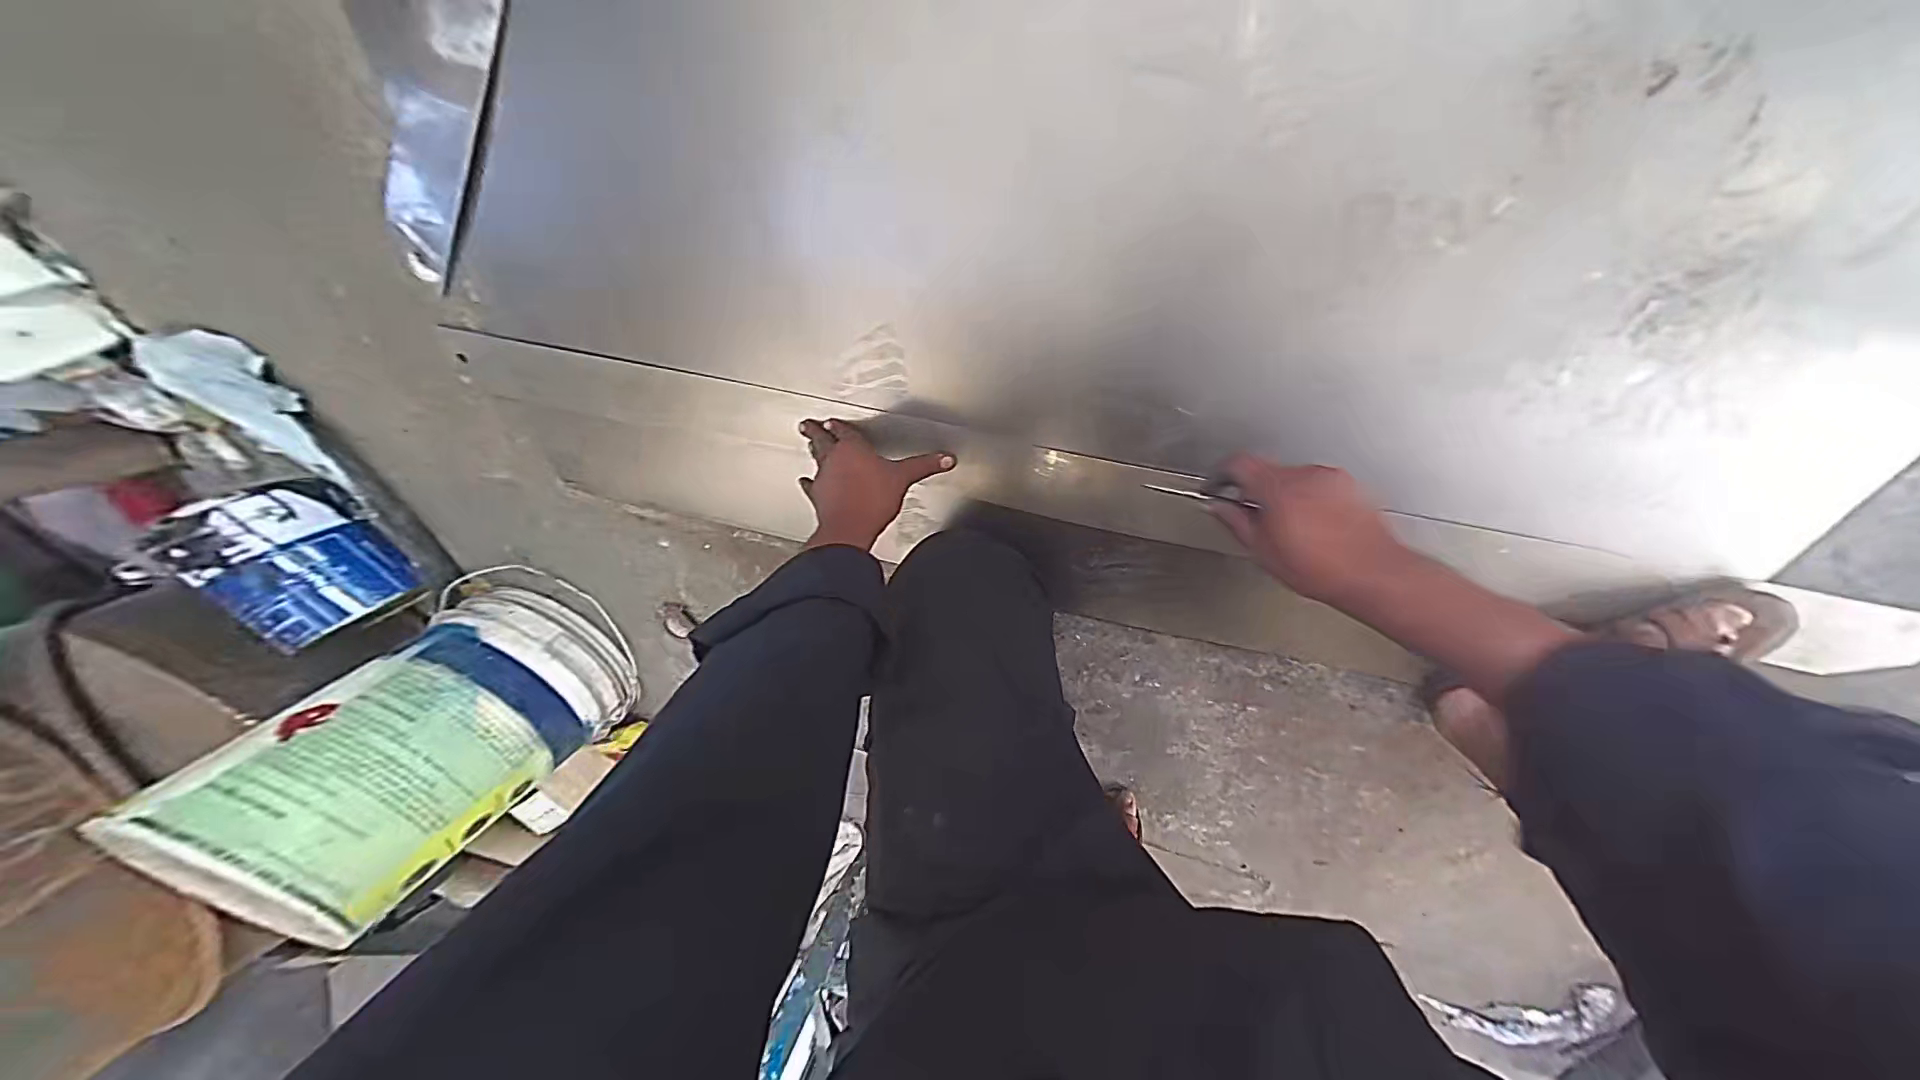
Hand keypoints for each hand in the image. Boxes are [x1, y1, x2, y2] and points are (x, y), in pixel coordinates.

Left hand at [799, 419, 955, 551]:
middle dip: (815, 431)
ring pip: (816, 459)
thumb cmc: (872, 501)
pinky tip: (806, 483)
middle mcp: (834, 460)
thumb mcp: (903, 478)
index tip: (833, 422)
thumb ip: (924, 466)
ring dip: (812, 450)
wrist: (849, 528)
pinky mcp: (818, 497)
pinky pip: (811, 486)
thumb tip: (945, 458)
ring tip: (808, 444)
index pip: (844, 431)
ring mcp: (824, 478)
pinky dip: (809, 484)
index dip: (840, 426)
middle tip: (807, 425)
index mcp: (853, 449)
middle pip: (822, 440)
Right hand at [1206, 454, 1413, 602]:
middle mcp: (1305, 475)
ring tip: (1286, 529)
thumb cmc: (1323, 568)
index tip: (1216, 487)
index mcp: (1276, 487)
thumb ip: (1235, 521)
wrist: (1374, 575)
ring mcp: (1331, 478)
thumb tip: (1220, 508)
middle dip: (1254, 491)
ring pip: (1293, 478)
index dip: (1220, 475)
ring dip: (1283, 496)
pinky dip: (1307, 500)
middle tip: (1249, 515)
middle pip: (1266, 470)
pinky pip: (1317, 486)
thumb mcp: (1261, 550)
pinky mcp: (1350, 487)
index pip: (1237, 463)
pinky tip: (1310, 528)